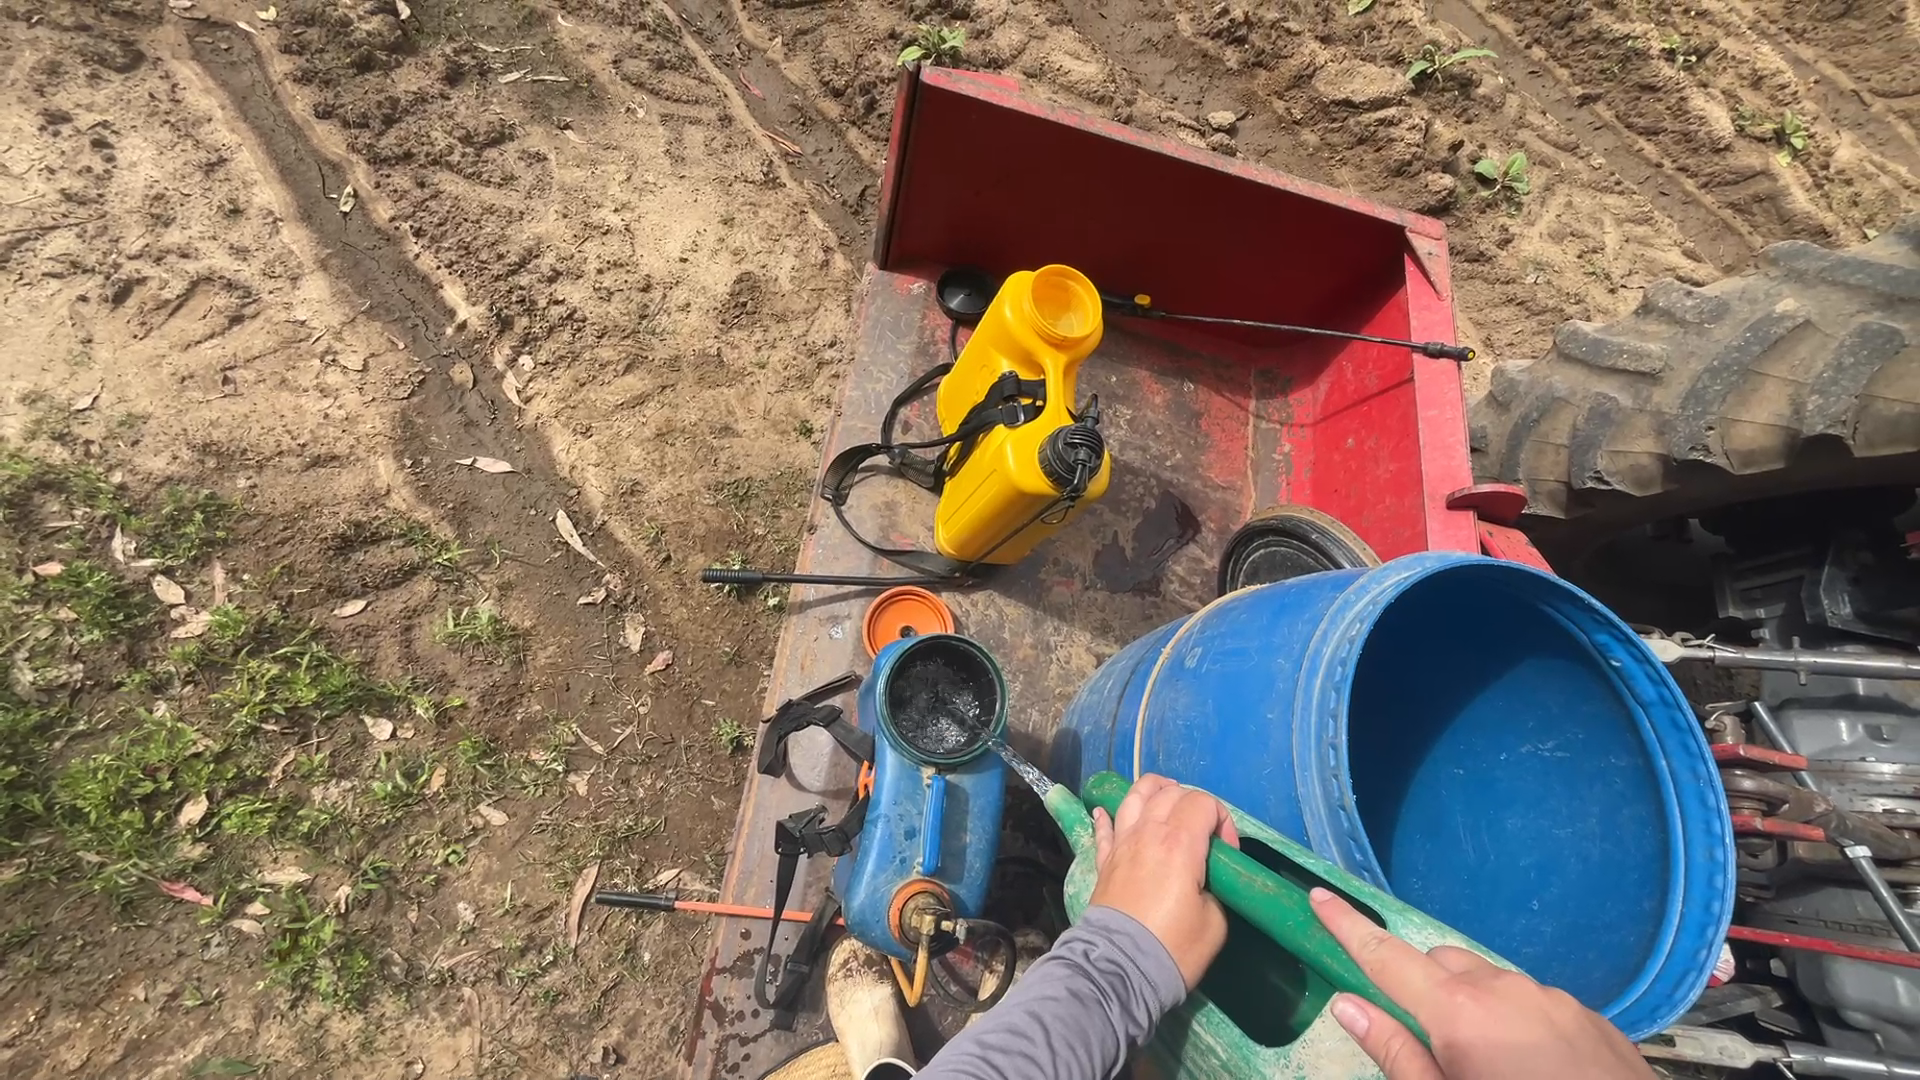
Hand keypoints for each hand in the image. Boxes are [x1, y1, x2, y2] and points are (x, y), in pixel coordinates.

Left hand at [1089, 773, 1239, 988]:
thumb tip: (1203, 876)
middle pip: (1170, 793)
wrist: (1122, 965)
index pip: (1203, 803)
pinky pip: (1104, 827)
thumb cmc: (1174, 945)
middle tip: (1204, 828)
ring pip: (1134, 796)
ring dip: (1153, 789)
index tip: (1228, 850)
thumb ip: (1214, 886)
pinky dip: (1106, 816)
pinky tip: (1104, 813)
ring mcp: (1121, 841)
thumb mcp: (1215, 921)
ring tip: (1166, 793)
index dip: (1222, 819)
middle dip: (1193, 801)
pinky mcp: (1104, 858)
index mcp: (1179, 842)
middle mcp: (1147, 831)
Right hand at [1311, 888, 1654, 1079]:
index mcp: (1460, 1013)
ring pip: (1490, 981)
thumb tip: (1347, 1004)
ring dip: (1474, 1003)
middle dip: (1423, 984)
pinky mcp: (1599, 1023)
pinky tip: (1540, 1071)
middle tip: (1428, 1036)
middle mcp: (1504, 990)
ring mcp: (1556, 1002)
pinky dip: (1519, 1019)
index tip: (1319, 895)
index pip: (1385, 956)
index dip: (1348, 925)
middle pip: (1440, 963)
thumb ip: (1397, 1056)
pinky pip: (1536, 1002)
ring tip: (1492, 1062)